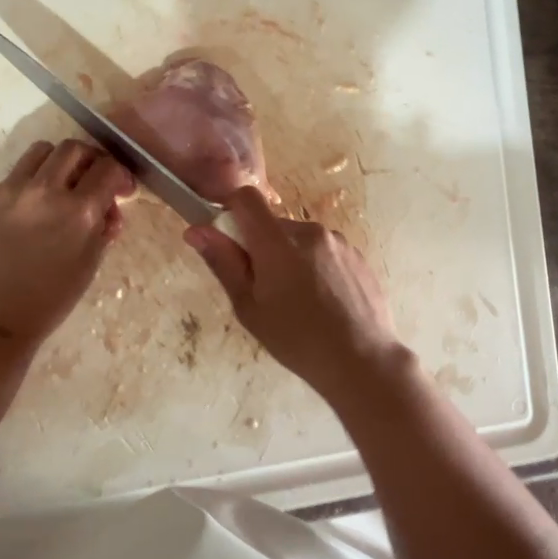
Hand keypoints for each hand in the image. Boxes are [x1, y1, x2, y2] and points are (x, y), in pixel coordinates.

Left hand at [0, 140, 135, 348]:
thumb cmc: (52, 297)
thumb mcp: (90, 263)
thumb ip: (103, 227)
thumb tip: (108, 208)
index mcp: (78, 212)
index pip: (108, 169)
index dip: (121, 175)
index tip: (122, 190)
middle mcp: (46, 192)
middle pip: (75, 149)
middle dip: (92, 160)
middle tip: (96, 179)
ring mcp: (14, 191)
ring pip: (43, 150)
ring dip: (61, 161)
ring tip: (64, 183)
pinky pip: (19, 171)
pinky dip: (36, 177)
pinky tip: (38, 202)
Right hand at [184, 187, 413, 404]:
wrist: (362, 361)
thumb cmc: (296, 340)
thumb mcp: (249, 307)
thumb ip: (223, 263)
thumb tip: (196, 231)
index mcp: (278, 242)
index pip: (246, 197)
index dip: (232, 212)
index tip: (231, 243)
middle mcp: (310, 231)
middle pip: (273, 223)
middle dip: (263, 247)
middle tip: (266, 290)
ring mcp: (338, 242)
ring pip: (300, 239)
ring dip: (291, 258)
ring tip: (300, 301)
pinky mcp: (358, 255)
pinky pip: (325, 251)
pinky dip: (316, 267)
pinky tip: (324, 303)